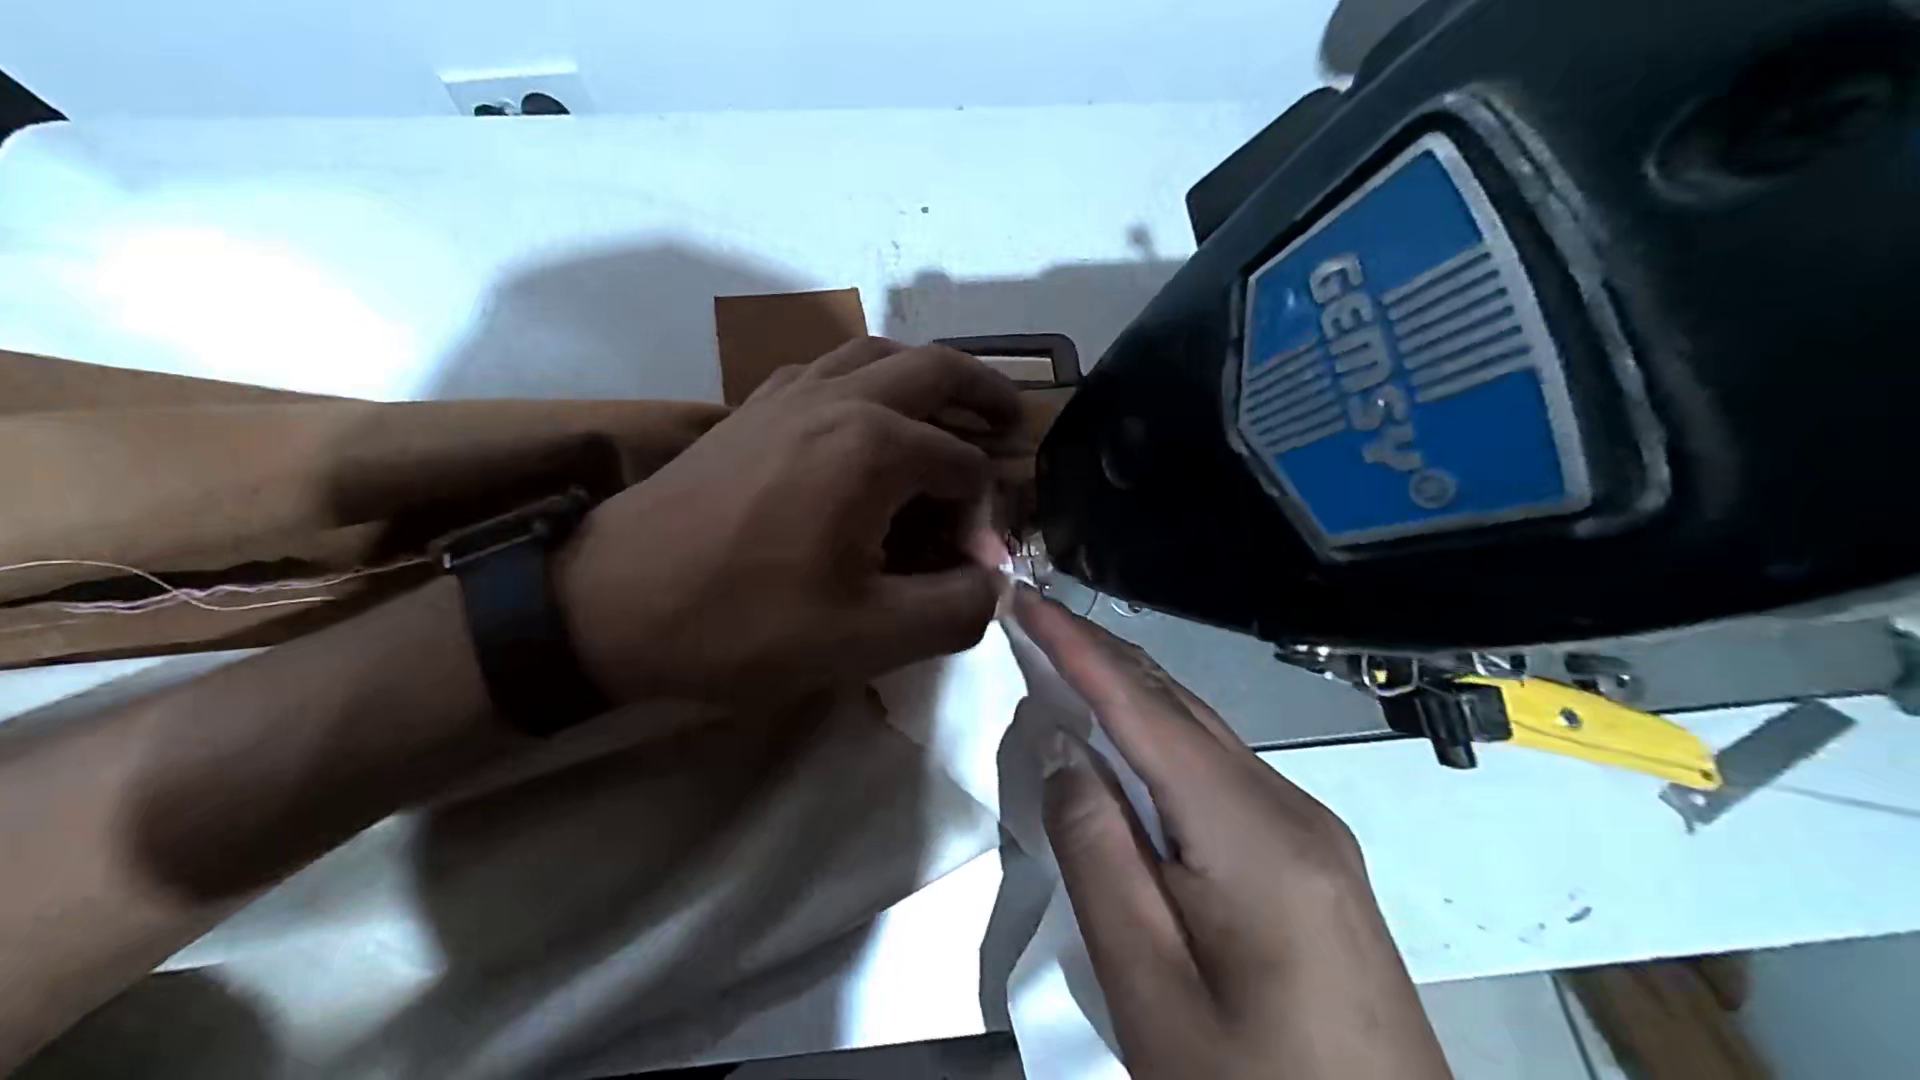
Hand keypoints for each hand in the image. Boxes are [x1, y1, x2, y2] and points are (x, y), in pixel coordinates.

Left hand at [557, 338, 1019, 702]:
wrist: (609, 603)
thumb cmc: (741, 623)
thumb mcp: (866, 639)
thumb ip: (954, 610)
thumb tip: (995, 584)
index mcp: (874, 447)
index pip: (964, 466)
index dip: (982, 515)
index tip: (973, 564)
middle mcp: (839, 399)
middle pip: (933, 369)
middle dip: (982, 392)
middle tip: (1011, 420)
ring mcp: (788, 393)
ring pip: (878, 353)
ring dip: (925, 373)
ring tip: (951, 405)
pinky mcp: (751, 407)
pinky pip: (826, 367)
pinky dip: (866, 376)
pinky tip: (864, 412)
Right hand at [1014, 588, 1452, 1079]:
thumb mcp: (1146, 984)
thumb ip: (1097, 851)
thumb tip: (1064, 748)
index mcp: (1252, 830)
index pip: (1143, 707)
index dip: (1077, 646)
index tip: (1026, 599)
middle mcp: (1289, 806)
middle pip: (1179, 706)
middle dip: (1102, 655)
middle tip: (1036, 621)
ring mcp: (1309, 829)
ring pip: (1202, 733)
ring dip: (1131, 692)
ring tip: (1069, 664)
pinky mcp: (1312, 856)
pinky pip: (1221, 770)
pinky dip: (1162, 738)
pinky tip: (1131, 745)